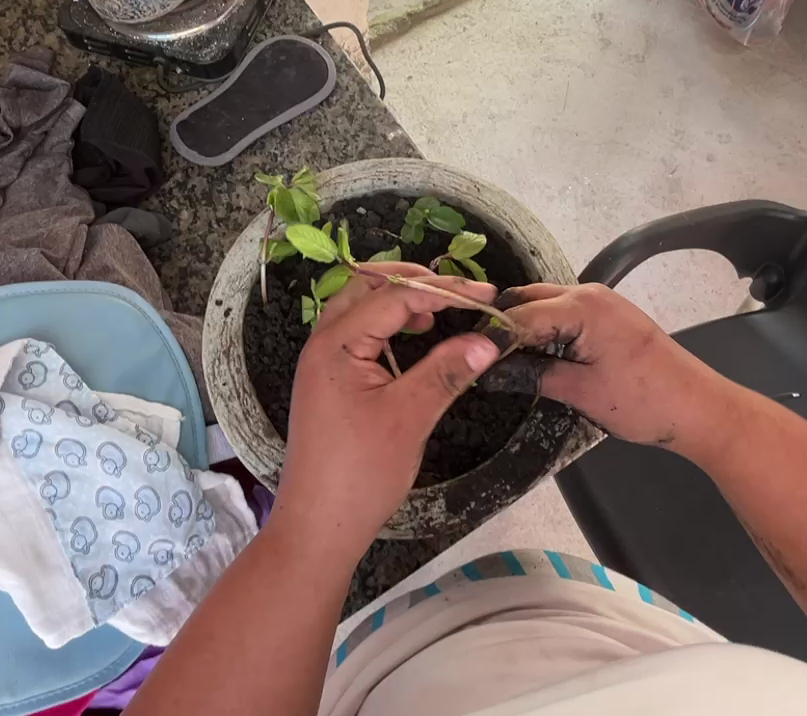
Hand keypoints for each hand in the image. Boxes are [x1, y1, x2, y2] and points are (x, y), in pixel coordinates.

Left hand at [271, 263, 501, 561]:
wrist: (318, 526)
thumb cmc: (359, 474)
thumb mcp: (409, 418)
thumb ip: (446, 372)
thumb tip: (488, 341)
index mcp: (336, 343)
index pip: (395, 296)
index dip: (444, 292)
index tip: (486, 296)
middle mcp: (324, 341)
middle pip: (370, 285)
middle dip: (417, 281)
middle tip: (462, 292)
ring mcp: (323, 358)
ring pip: (362, 304)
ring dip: (402, 298)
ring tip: (443, 309)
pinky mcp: (330, 377)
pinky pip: (360, 330)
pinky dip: (390, 322)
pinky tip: (417, 334)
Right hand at [502, 283, 736, 454]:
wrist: (700, 408)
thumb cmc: (643, 401)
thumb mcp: (581, 392)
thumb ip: (533, 376)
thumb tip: (490, 374)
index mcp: (582, 306)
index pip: (520, 314)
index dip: (492, 337)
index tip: (468, 358)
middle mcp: (589, 293)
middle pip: (529, 298)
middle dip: (504, 324)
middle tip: (479, 355)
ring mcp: (601, 301)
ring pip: (546, 303)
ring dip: (524, 325)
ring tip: (501, 356)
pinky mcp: (609, 315)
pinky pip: (564, 312)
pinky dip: (545, 328)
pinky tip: (534, 352)